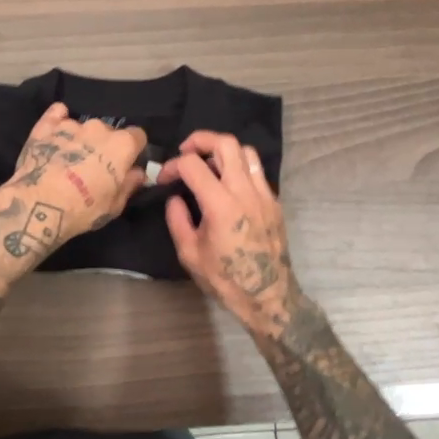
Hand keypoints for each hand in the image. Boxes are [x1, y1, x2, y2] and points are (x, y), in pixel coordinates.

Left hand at [0, 102, 149, 251]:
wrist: (39, 204)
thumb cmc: (83, 209)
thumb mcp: (114, 205)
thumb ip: (129, 184)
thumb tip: (137, 172)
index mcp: (121, 145)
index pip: (137, 136)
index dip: (133, 150)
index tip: (125, 163)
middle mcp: (98, 128)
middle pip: (108, 131)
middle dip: (105, 145)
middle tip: (94, 166)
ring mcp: (71, 124)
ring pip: (83, 126)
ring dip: (81, 138)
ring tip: (69, 158)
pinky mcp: (46, 125)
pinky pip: (57, 113)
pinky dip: (59, 120)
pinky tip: (56, 132)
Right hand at [161, 131, 297, 337]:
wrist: (269, 297)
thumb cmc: (226, 279)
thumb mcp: (190, 253)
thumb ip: (177, 219)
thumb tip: (175, 198)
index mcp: (221, 205)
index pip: (193, 164)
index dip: (172, 166)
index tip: (164, 178)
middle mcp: (245, 192)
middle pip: (226, 143)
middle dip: (201, 140)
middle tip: (185, 151)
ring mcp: (265, 195)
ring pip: (246, 152)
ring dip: (223, 150)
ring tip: (209, 163)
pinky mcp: (274, 202)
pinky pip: (257, 171)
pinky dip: (239, 167)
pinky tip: (227, 184)